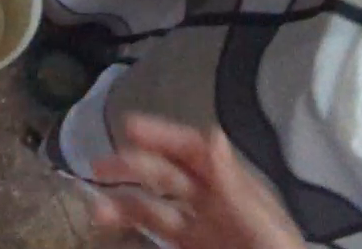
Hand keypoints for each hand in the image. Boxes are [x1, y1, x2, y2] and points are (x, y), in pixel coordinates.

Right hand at [89, 115, 305, 248]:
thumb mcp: (264, 230)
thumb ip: (234, 187)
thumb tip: (211, 135)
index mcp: (232, 190)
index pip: (192, 151)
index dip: (161, 134)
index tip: (127, 126)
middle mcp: (213, 205)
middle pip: (168, 176)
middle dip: (133, 167)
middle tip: (98, 166)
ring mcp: (202, 233)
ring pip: (155, 210)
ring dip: (125, 204)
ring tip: (96, 209)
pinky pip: (156, 236)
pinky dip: (131, 229)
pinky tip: (110, 225)